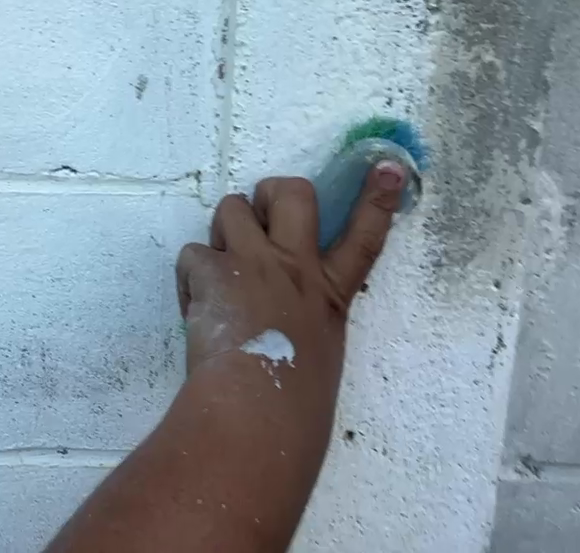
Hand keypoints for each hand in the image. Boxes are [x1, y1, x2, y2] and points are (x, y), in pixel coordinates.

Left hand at [173, 164, 408, 440]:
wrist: (255, 415)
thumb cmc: (292, 403)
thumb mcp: (317, 350)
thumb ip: (303, 315)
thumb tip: (280, 311)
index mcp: (328, 292)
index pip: (364, 238)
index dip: (378, 198)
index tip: (389, 166)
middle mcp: (295, 266)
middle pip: (292, 192)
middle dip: (270, 193)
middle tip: (257, 220)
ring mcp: (255, 263)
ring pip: (231, 207)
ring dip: (221, 233)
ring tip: (220, 273)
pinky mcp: (215, 270)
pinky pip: (193, 253)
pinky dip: (190, 278)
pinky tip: (196, 309)